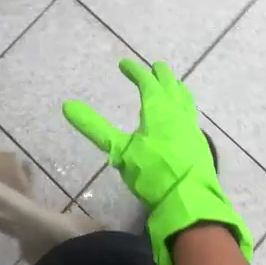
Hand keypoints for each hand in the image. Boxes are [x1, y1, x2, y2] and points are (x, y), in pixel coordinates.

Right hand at [63, 59, 250, 264]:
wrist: (189, 200)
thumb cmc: (152, 172)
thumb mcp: (118, 150)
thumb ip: (94, 127)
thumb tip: (66, 105)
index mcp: (158, 109)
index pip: (147, 82)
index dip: (135, 71)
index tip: (124, 65)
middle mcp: (177, 112)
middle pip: (170, 85)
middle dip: (160, 74)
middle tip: (154, 67)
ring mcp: (191, 127)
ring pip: (184, 98)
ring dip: (175, 88)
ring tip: (171, 85)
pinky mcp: (198, 143)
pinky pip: (190, 114)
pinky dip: (183, 106)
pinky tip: (180, 117)